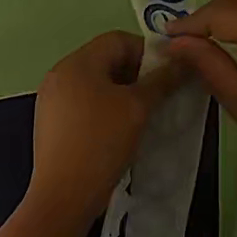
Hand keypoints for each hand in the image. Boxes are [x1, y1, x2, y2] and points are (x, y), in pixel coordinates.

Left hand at [25, 31, 181, 223]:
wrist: (64, 195)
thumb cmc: (101, 143)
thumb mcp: (137, 109)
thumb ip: (162, 81)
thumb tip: (186, 60)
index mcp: (76, 63)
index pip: (117, 40)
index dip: (148, 53)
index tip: (168, 76)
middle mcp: (58, 76)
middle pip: (105, 62)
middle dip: (135, 76)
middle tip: (158, 99)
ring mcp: (50, 103)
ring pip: (94, 87)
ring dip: (121, 96)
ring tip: (141, 119)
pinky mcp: (50, 127)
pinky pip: (83, 108)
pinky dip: (104, 113)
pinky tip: (118, 135)